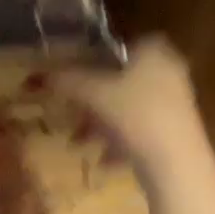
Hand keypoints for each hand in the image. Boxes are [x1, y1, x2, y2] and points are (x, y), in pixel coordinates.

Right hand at [50, 36, 214, 187]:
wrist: (175, 161)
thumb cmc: (136, 116)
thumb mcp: (96, 95)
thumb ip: (69, 83)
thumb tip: (38, 76)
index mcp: (153, 50)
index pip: (117, 51)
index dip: (92, 68)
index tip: (75, 89)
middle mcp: (167, 70)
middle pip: (120, 85)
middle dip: (93, 106)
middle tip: (73, 122)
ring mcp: (174, 103)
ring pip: (128, 111)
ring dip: (102, 129)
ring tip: (81, 147)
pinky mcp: (175, 132)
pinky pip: (140, 133)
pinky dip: (120, 146)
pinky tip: (105, 163)